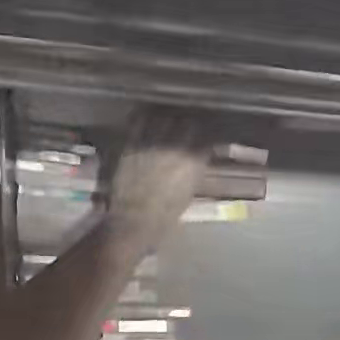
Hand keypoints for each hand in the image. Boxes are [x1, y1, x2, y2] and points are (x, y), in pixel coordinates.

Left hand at [106, 107, 208, 255]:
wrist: (135, 221)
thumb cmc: (166, 216)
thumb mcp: (189, 194)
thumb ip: (195, 171)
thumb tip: (199, 159)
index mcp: (193, 164)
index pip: (206, 139)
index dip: (208, 136)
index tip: (207, 136)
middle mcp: (175, 149)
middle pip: (187, 123)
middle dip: (190, 123)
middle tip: (189, 124)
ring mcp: (152, 144)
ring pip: (164, 118)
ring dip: (168, 117)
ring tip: (169, 118)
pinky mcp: (132, 144)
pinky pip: (140, 122)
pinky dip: (146, 118)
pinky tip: (148, 118)